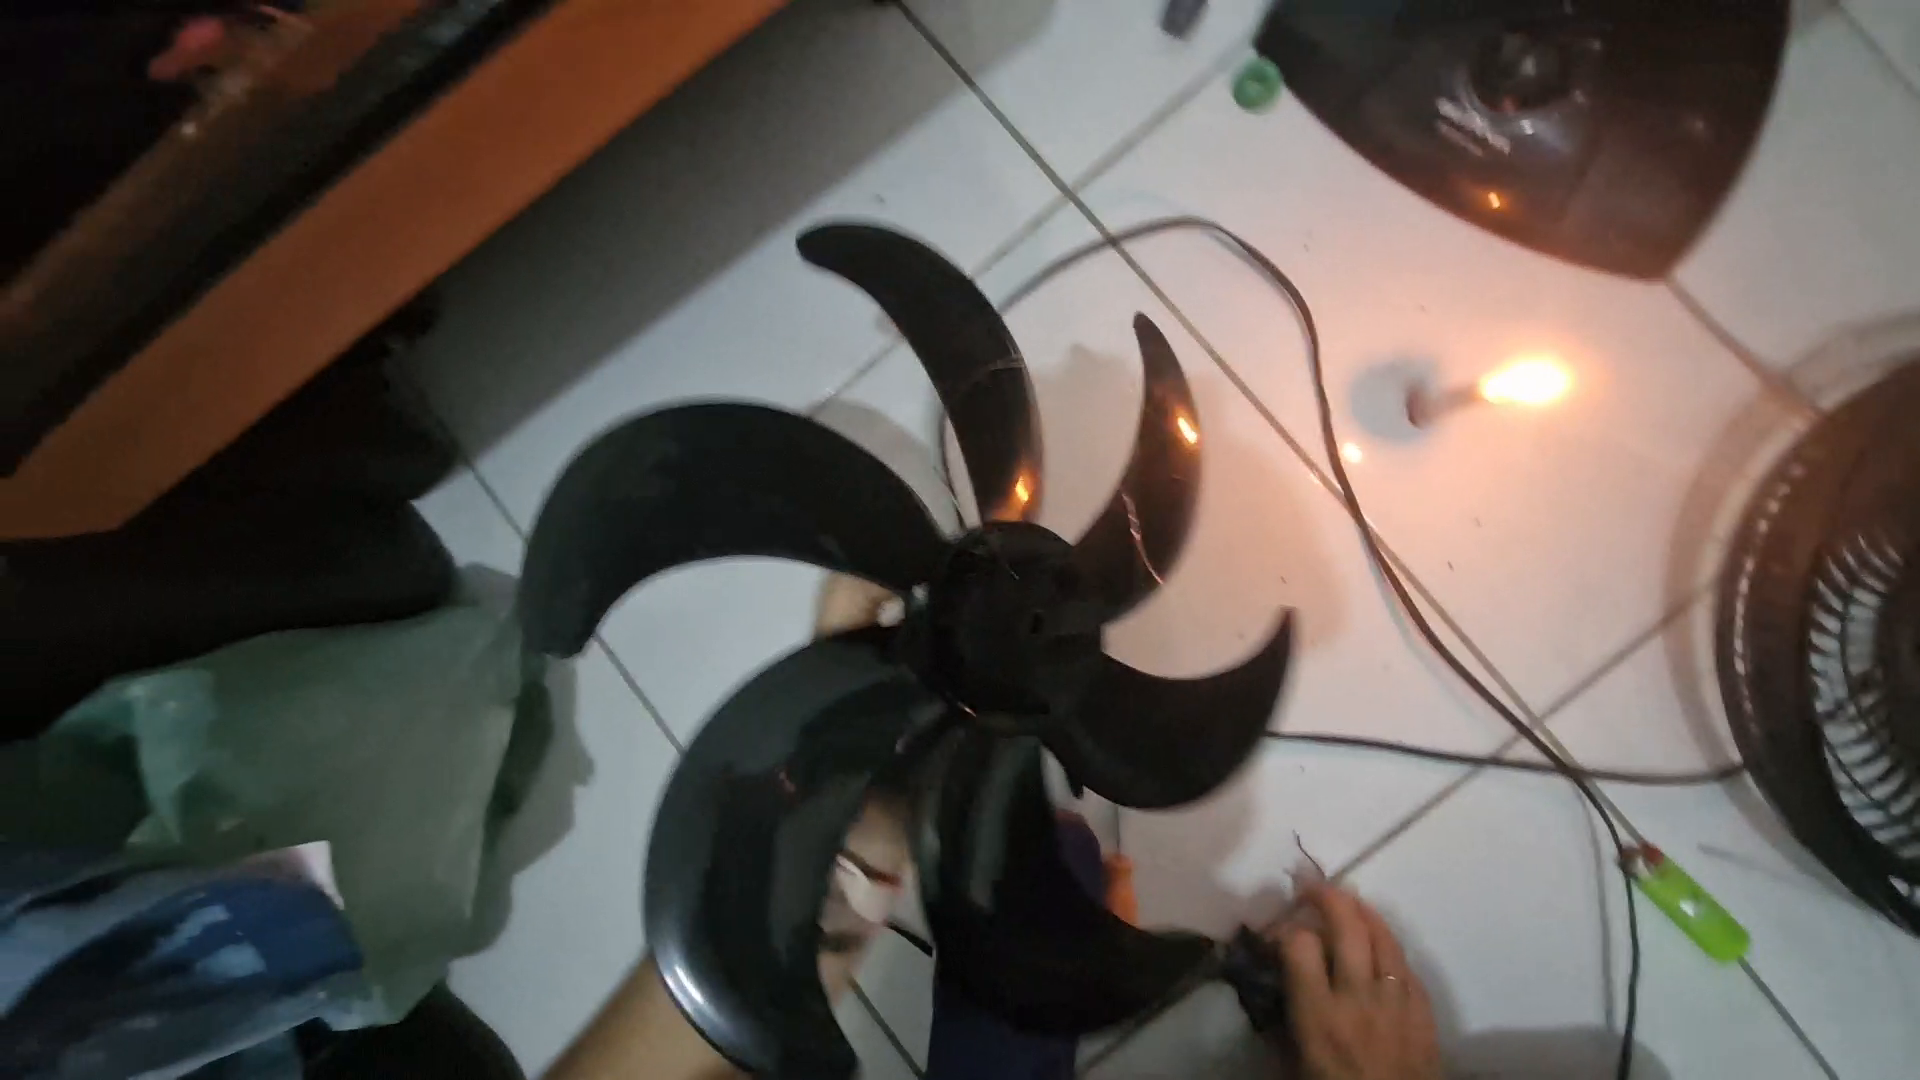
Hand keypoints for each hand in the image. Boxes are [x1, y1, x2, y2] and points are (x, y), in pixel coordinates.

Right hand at [1277, 885, 1442, 1079]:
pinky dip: (1391, 951)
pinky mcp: (1426, 1018)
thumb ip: (1287, 1008)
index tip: (1280, 931)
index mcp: (1320, 1015)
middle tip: (1312, 889)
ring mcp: (1398, 1006)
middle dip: (1326, 897)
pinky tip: (1381, 948)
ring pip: (1384, 938)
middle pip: (1347, 926)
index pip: (1299, 944)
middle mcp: (1359, 1000)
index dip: (1287, 928)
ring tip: (1349, 902)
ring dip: (1364, 912)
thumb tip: (1278, 969)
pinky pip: (1409, 968)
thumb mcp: (1294, 1056)